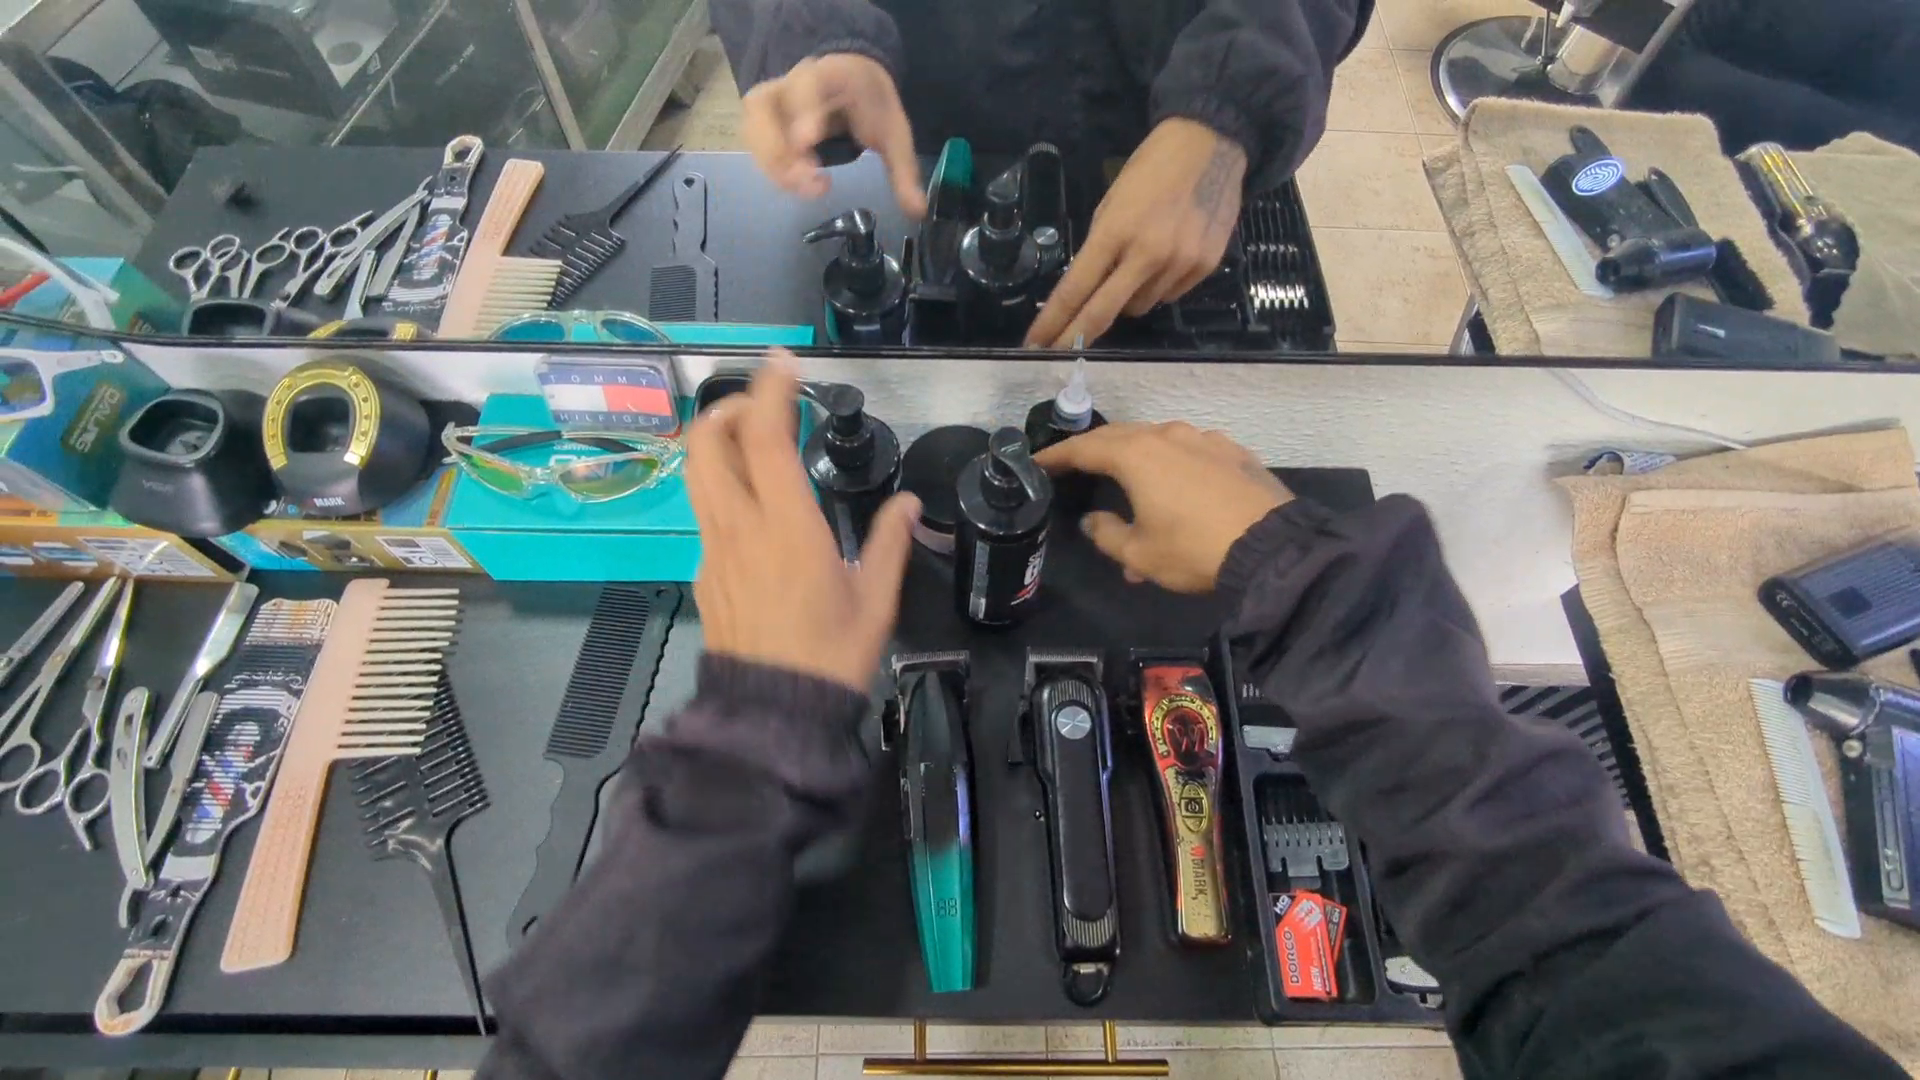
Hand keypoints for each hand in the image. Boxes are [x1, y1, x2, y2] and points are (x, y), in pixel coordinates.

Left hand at [685, 349, 920, 690]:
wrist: (774, 710)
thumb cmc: (833, 653)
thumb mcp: (875, 597)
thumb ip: (889, 541)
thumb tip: (910, 504)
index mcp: (788, 526)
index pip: (764, 439)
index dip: (770, 391)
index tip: (784, 363)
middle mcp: (740, 527)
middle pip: (707, 443)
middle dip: (727, 407)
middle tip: (761, 405)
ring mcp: (713, 549)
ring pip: (696, 475)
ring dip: (716, 443)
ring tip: (750, 442)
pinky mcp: (703, 571)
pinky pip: (705, 513)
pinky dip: (722, 488)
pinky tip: (754, 512)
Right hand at [741, 53, 927, 218]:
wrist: (852, 79)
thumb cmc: (872, 105)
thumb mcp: (895, 135)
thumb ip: (904, 173)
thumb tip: (918, 211)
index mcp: (830, 76)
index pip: (808, 85)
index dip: (804, 112)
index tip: (807, 141)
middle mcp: (793, 82)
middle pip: (767, 108)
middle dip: (783, 149)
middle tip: (814, 181)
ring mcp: (774, 100)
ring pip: (755, 128)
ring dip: (774, 164)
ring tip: (808, 188)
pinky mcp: (765, 120)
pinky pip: (755, 143)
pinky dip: (770, 167)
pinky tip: (795, 184)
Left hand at [1026, 118, 1244, 347]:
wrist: (1211, 142)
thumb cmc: (1151, 169)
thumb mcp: (1111, 203)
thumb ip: (1099, 249)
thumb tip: (1089, 292)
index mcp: (1114, 232)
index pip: (1074, 290)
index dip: (1052, 321)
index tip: (1034, 344)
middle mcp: (1147, 254)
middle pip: (1102, 313)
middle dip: (1075, 335)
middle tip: (1059, 350)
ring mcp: (1179, 264)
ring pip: (1138, 307)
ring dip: (1127, 299)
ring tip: (1137, 266)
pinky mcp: (1204, 267)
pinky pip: (1169, 296)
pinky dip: (1158, 287)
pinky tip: (1167, 258)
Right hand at [1034, 421, 1289, 592]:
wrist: (1273, 548)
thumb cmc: (1193, 549)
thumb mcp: (1138, 553)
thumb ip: (1105, 533)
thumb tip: (1092, 520)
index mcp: (1137, 455)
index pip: (1084, 448)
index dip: (1057, 455)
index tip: (1037, 462)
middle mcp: (1168, 435)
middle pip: (1120, 436)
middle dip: (1093, 450)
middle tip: (1074, 465)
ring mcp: (1205, 440)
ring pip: (1158, 441)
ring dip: (1136, 459)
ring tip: (1128, 486)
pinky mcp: (1234, 452)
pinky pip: (1190, 452)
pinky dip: (1172, 465)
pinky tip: (1176, 488)